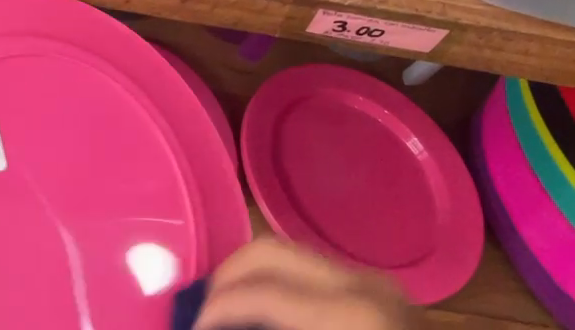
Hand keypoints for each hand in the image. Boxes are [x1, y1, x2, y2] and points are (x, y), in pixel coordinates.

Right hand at [194, 238, 411, 329]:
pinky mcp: (383, 296)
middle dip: (227, 277)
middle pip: (270, 252)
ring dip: (252, 277)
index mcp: (349, 316)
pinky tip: (269, 316)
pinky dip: (280, 284)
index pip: (262, 291)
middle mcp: (361, 285)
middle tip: (203, 312)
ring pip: (290, 255)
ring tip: (229, 312)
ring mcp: (376, 286)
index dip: (217, 308)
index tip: (192, 329)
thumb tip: (216, 329)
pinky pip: (314, 273)